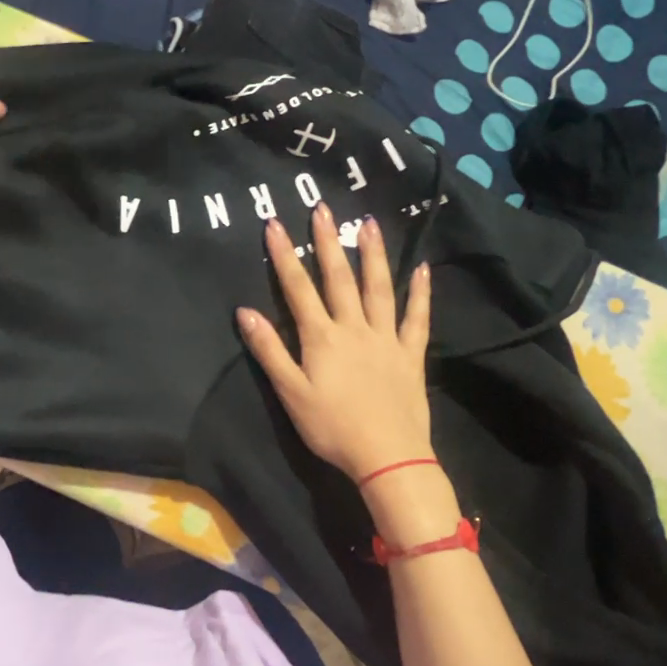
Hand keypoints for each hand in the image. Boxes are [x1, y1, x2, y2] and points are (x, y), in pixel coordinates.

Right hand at [236, 204, 432, 483]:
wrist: (388, 457)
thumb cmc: (332, 428)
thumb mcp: (291, 392)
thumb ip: (269, 350)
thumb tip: (244, 311)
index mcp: (322, 338)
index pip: (298, 288)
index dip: (285, 255)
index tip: (275, 223)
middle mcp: (354, 328)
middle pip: (339, 278)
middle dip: (328, 242)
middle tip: (323, 208)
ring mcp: (386, 339)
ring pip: (379, 288)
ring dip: (374, 254)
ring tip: (369, 223)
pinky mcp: (411, 354)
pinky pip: (417, 318)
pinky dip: (420, 293)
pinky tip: (422, 269)